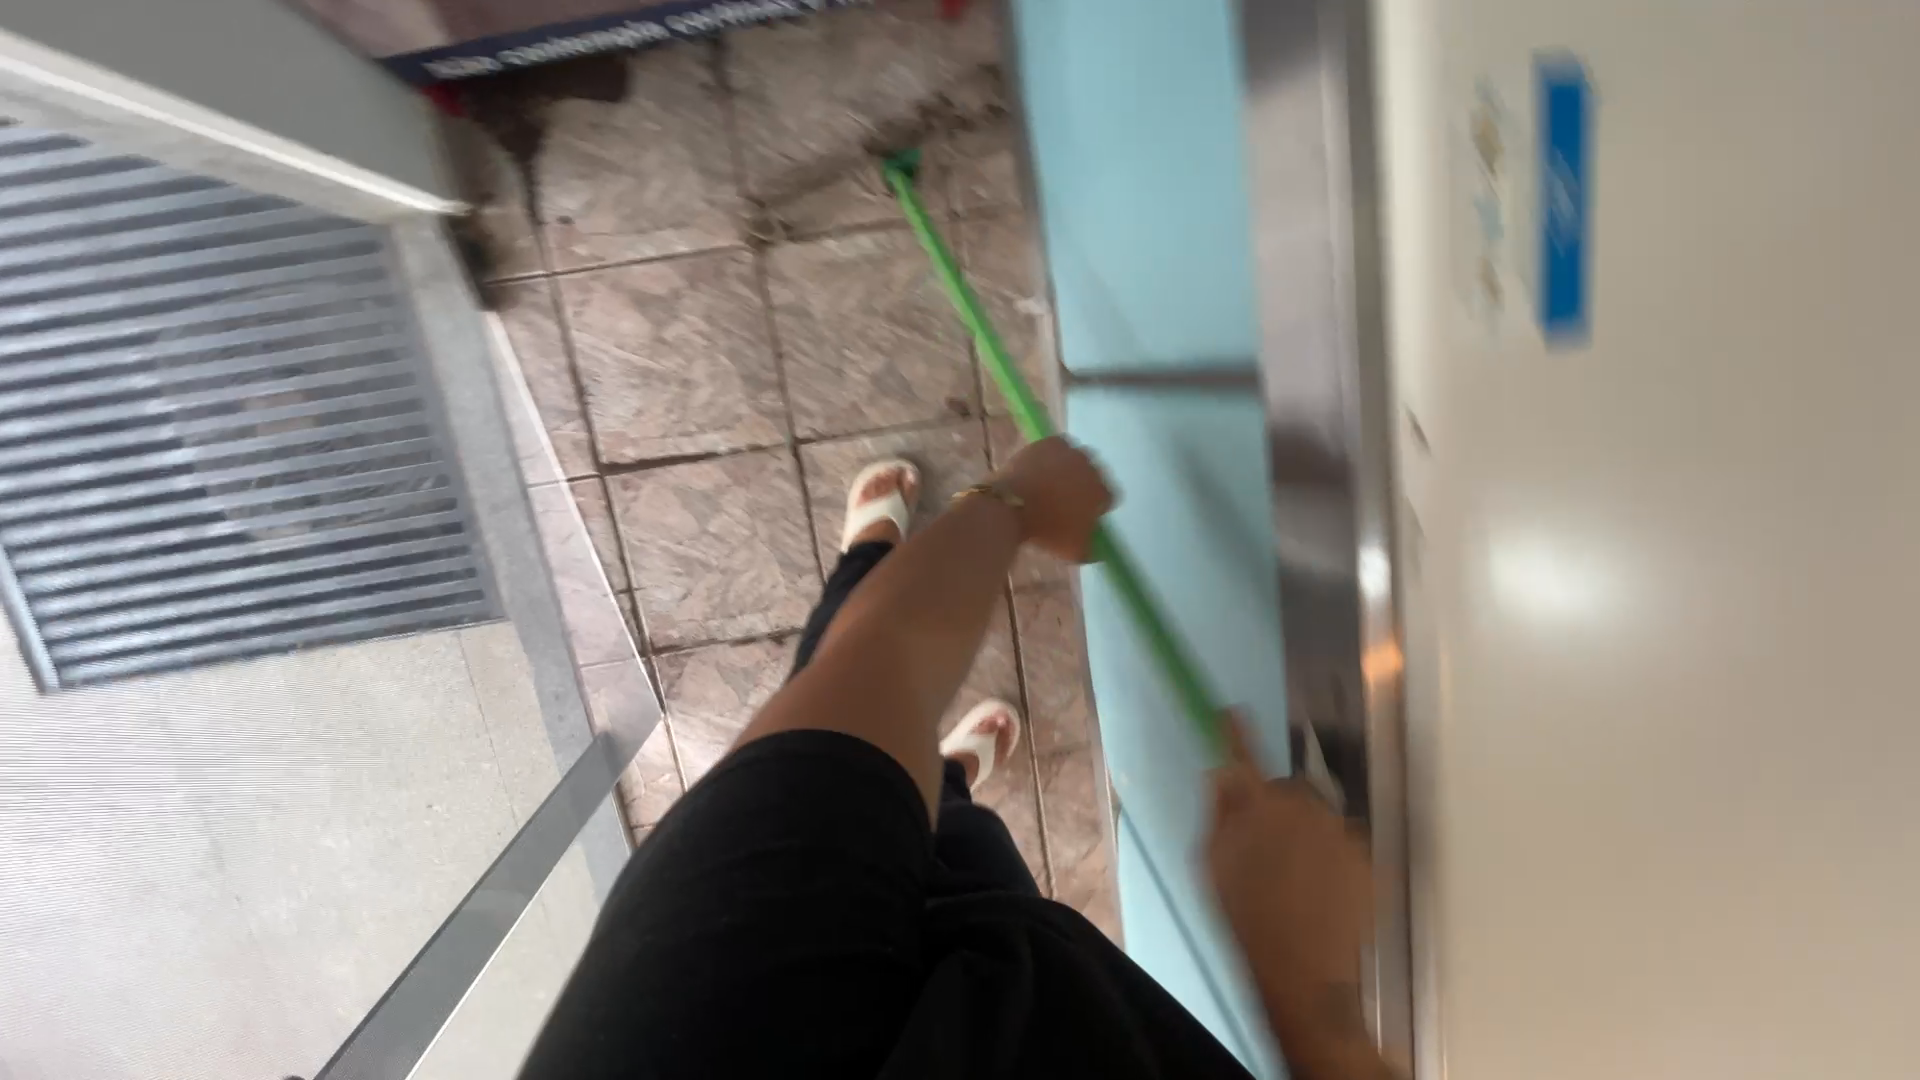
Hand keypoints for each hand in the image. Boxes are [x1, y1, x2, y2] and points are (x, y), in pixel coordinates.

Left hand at [990, 436, 1113, 561]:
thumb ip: (1092, 548)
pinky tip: (1040, 466)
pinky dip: (1052, 455)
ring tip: (1050, 481)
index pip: (1108, 497)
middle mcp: (1094, 468)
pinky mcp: (1051, 442)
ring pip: (1076, 459)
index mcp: (1103, 493)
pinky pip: (1058, 446)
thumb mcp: (1074, 551)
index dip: (1095, 505)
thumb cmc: (1046, 531)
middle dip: (1083, 485)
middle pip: (1094, 475)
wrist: (1011, 506)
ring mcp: (1072, 452)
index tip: (1081, 513)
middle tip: (1064, 498)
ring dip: (1069, 468)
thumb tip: (1098, 548)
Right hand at [1205, 711, 1373, 1019]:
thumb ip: (1219, 812)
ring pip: (1318, 819)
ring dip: (1307, 835)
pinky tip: (1323, 890)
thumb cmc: (1246, 915)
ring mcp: (1341, 832)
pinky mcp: (1369, 857)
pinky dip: (1334, 859)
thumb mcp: (1211, 862)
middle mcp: (1303, 807)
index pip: (1242, 757)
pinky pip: (1345, 845)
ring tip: (1296, 878)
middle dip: (1277, 809)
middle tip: (1265, 847)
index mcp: (1257, 806)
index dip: (1235, 732)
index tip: (1229, 710)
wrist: (1303, 971)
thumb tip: (1222, 773)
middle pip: (1287, 791)